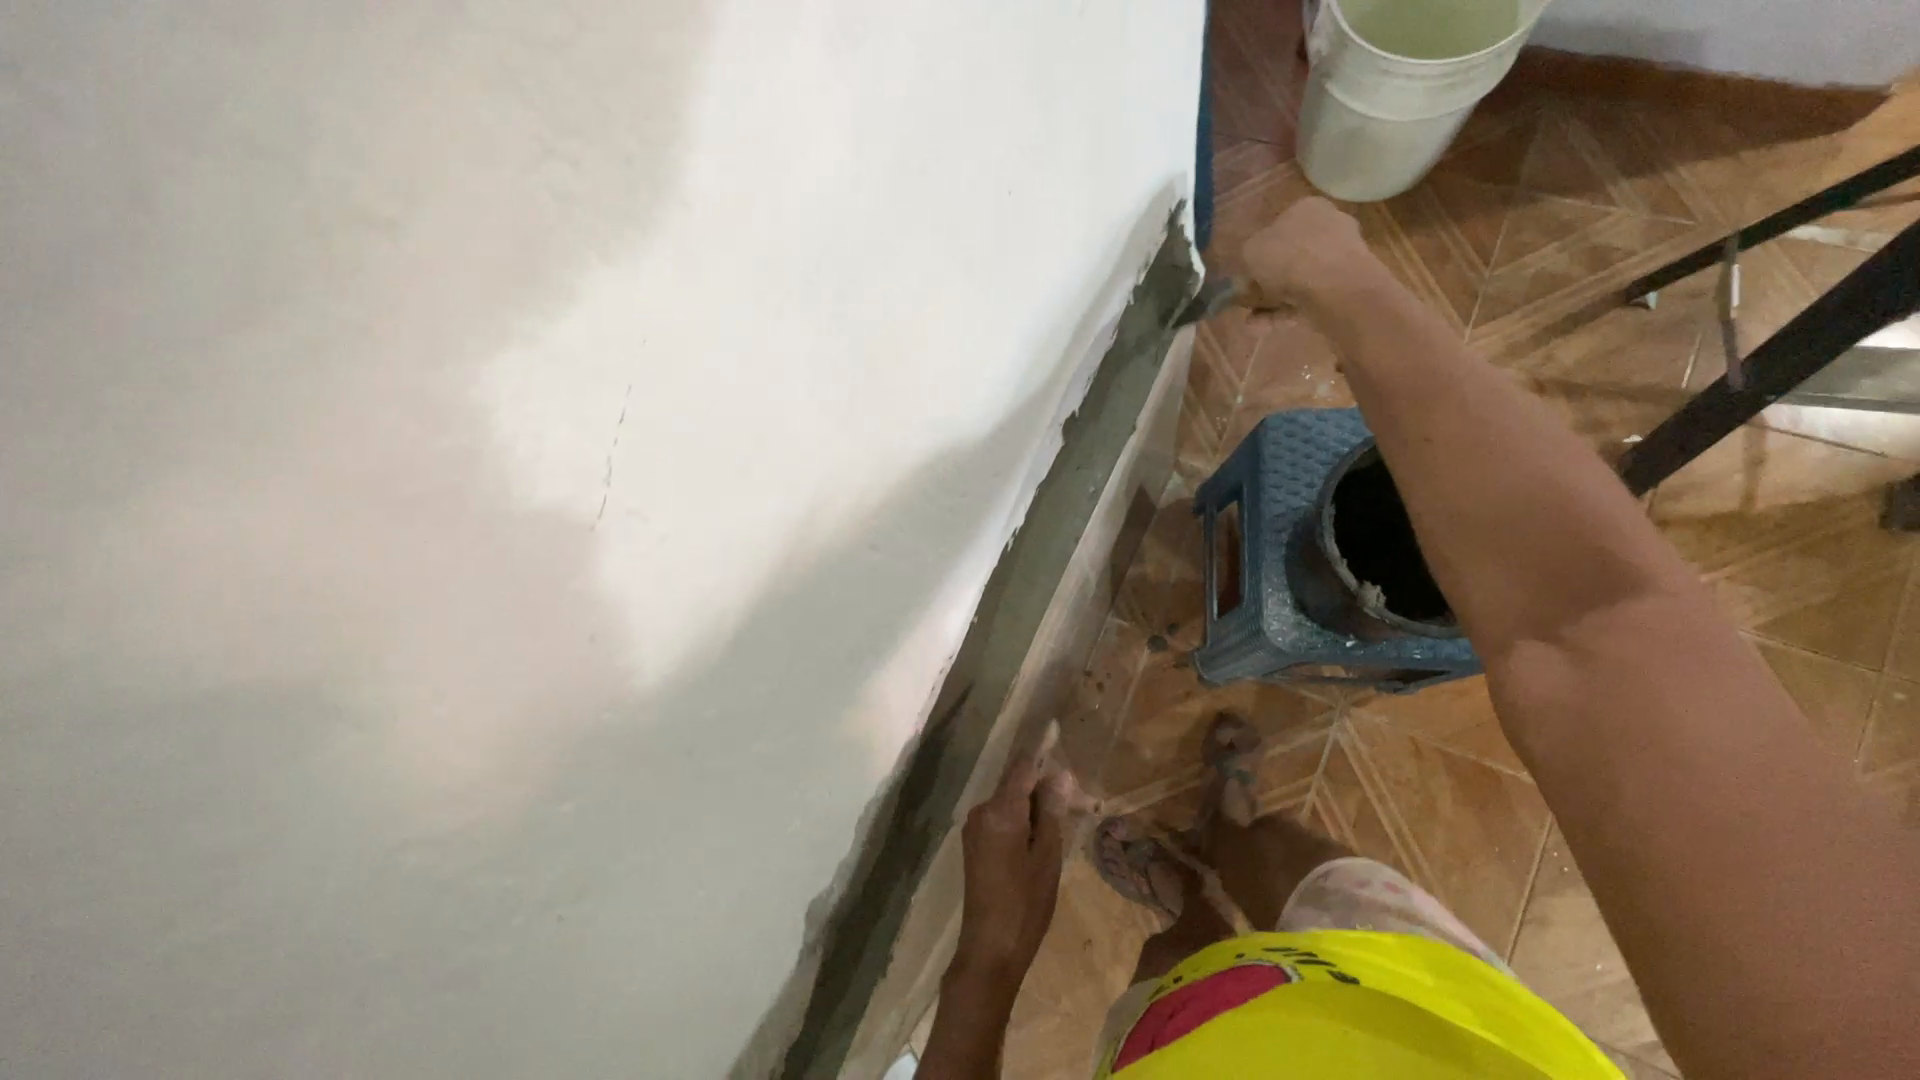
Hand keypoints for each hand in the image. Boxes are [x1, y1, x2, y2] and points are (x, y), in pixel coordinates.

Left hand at [951, 748, 1071, 988]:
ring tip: (1066, 820)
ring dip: (1035, 806)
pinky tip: (1042, 837)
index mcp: (1000, 812)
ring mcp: (974, 830)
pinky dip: (1022, 821)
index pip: (1021, 767)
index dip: (1040, 748)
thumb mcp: (1047, 857)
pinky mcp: (974, 846)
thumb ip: (1051, 812)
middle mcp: (981, 812)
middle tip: (1078, 797)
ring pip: (1010, 804)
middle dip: (1045, 786)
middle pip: (1016, 785)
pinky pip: (1002, 820)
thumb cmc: (1025, 904)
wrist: (989, 949)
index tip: (1055, 726)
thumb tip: (1058, 774)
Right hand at [1239, 196, 1369, 310]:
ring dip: (1273, 301)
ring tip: (1253, 322)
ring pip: (1299, 281)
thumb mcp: (1250, 252)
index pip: (1280, 226)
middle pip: (1291, 256)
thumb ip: (1248, 259)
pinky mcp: (1346, 286)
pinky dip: (1287, 313)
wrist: (1333, 286)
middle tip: (1250, 299)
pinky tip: (1266, 327)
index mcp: (1307, 208)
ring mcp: (1340, 257)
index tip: (1248, 274)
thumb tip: (1249, 273)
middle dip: (1269, 280)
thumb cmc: (1288, 257)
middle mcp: (1328, 226)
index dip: (1260, 252)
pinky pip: (1309, 298)